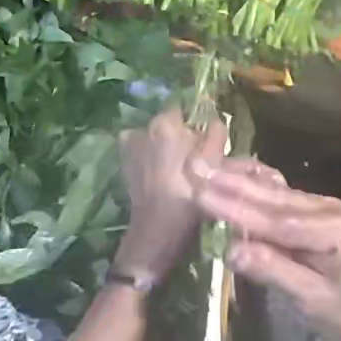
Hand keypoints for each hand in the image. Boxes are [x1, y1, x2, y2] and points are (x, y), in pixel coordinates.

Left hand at [113, 109, 226, 283]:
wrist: (157, 232)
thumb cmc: (188, 196)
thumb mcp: (213, 163)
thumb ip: (215, 134)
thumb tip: (215, 120)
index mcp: (164, 124)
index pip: (184, 108)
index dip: (197, 121)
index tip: (208, 136)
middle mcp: (142, 129)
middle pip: (169, 124)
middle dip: (182, 135)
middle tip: (198, 157)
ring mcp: (129, 148)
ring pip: (156, 139)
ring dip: (167, 148)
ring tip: (182, 170)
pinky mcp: (124, 166)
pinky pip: (145, 154)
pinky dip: (154, 160)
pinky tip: (166, 177)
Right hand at [189, 158, 340, 340]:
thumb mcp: (311, 302)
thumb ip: (273, 271)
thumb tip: (232, 251)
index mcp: (333, 232)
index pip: (275, 220)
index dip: (235, 208)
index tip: (200, 194)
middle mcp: (329, 209)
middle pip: (271, 199)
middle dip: (230, 184)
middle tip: (194, 168)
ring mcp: (322, 206)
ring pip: (272, 194)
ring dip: (236, 182)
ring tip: (203, 169)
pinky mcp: (314, 210)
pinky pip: (278, 197)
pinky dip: (250, 189)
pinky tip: (229, 177)